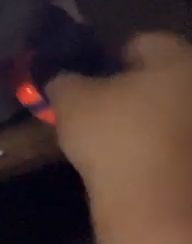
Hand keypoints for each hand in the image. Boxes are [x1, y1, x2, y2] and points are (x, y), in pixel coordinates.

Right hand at [49, 32, 191, 226]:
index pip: (144, 41)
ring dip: (156, 113)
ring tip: (124, 131)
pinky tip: (146, 154)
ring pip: (179, 107)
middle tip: (105, 101)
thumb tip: (68, 77)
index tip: (89, 74)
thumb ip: (65, 78)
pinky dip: (170, 140)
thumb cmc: (115, 135)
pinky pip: (185, 137)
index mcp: (181, 62)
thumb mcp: (67, 98)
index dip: (111, 54)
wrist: (162, 202)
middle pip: (169, 75)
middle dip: (139, 85)